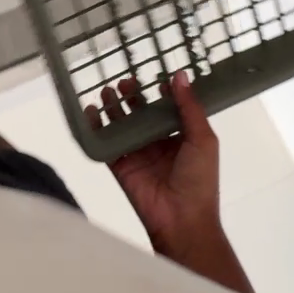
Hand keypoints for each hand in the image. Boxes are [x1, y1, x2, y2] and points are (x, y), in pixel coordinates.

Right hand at [88, 71, 220, 249]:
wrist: (182, 219)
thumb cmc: (199, 178)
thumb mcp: (203, 139)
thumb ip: (189, 107)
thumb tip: (179, 75)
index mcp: (181, 135)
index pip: (168, 108)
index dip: (160, 91)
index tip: (152, 73)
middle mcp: (157, 142)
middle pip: (141, 114)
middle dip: (132, 97)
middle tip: (124, 82)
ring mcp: (137, 153)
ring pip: (122, 125)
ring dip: (114, 108)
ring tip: (107, 90)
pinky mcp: (120, 165)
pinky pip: (106, 143)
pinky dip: (96, 128)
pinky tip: (90, 112)